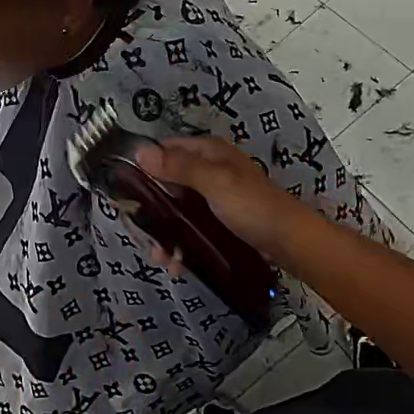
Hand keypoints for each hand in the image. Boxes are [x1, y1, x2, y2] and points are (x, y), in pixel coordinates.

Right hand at [133, 136, 309, 261]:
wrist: (288, 242)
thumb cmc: (252, 206)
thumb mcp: (214, 182)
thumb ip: (179, 167)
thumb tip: (140, 150)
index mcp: (210, 153)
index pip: (167, 149)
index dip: (146, 165)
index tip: (125, 189)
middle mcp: (210, 171)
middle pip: (169, 183)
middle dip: (153, 210)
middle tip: (141, 233)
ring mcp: (216, 199)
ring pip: (178, 211)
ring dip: (166, 234)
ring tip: (162, 259)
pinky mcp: (221, 223)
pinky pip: (192, 230)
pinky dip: (182, 245)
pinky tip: (177, 264)